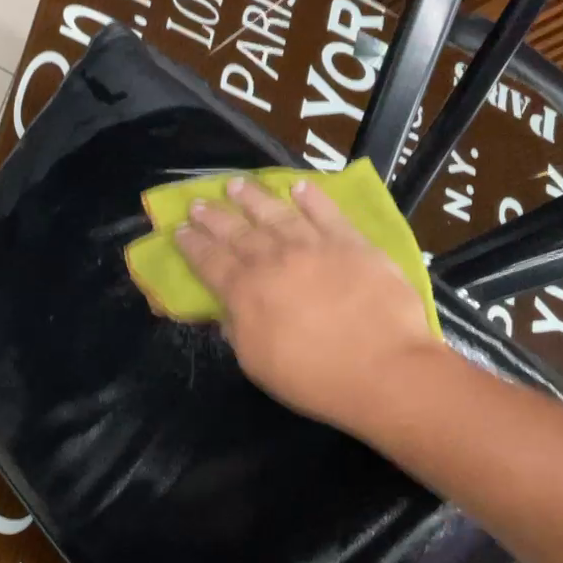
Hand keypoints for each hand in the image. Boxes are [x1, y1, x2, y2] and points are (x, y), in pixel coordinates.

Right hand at [173, 176, 441, 427]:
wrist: (384, 370)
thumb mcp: (254, 362)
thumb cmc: (312, 378)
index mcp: (244, 291)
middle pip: (236, 232)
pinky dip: (311, 198)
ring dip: (252, 198)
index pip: (209, 261)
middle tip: (197, 203)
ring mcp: (314, 247)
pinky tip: (298, 187)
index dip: (191, 244)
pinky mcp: (353, 244)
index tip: (179, 230)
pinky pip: (327, 213)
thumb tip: (227, 310)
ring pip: (276, 214)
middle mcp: (273, 260)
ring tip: (236, 184)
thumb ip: (236, 330)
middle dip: (213, 216)